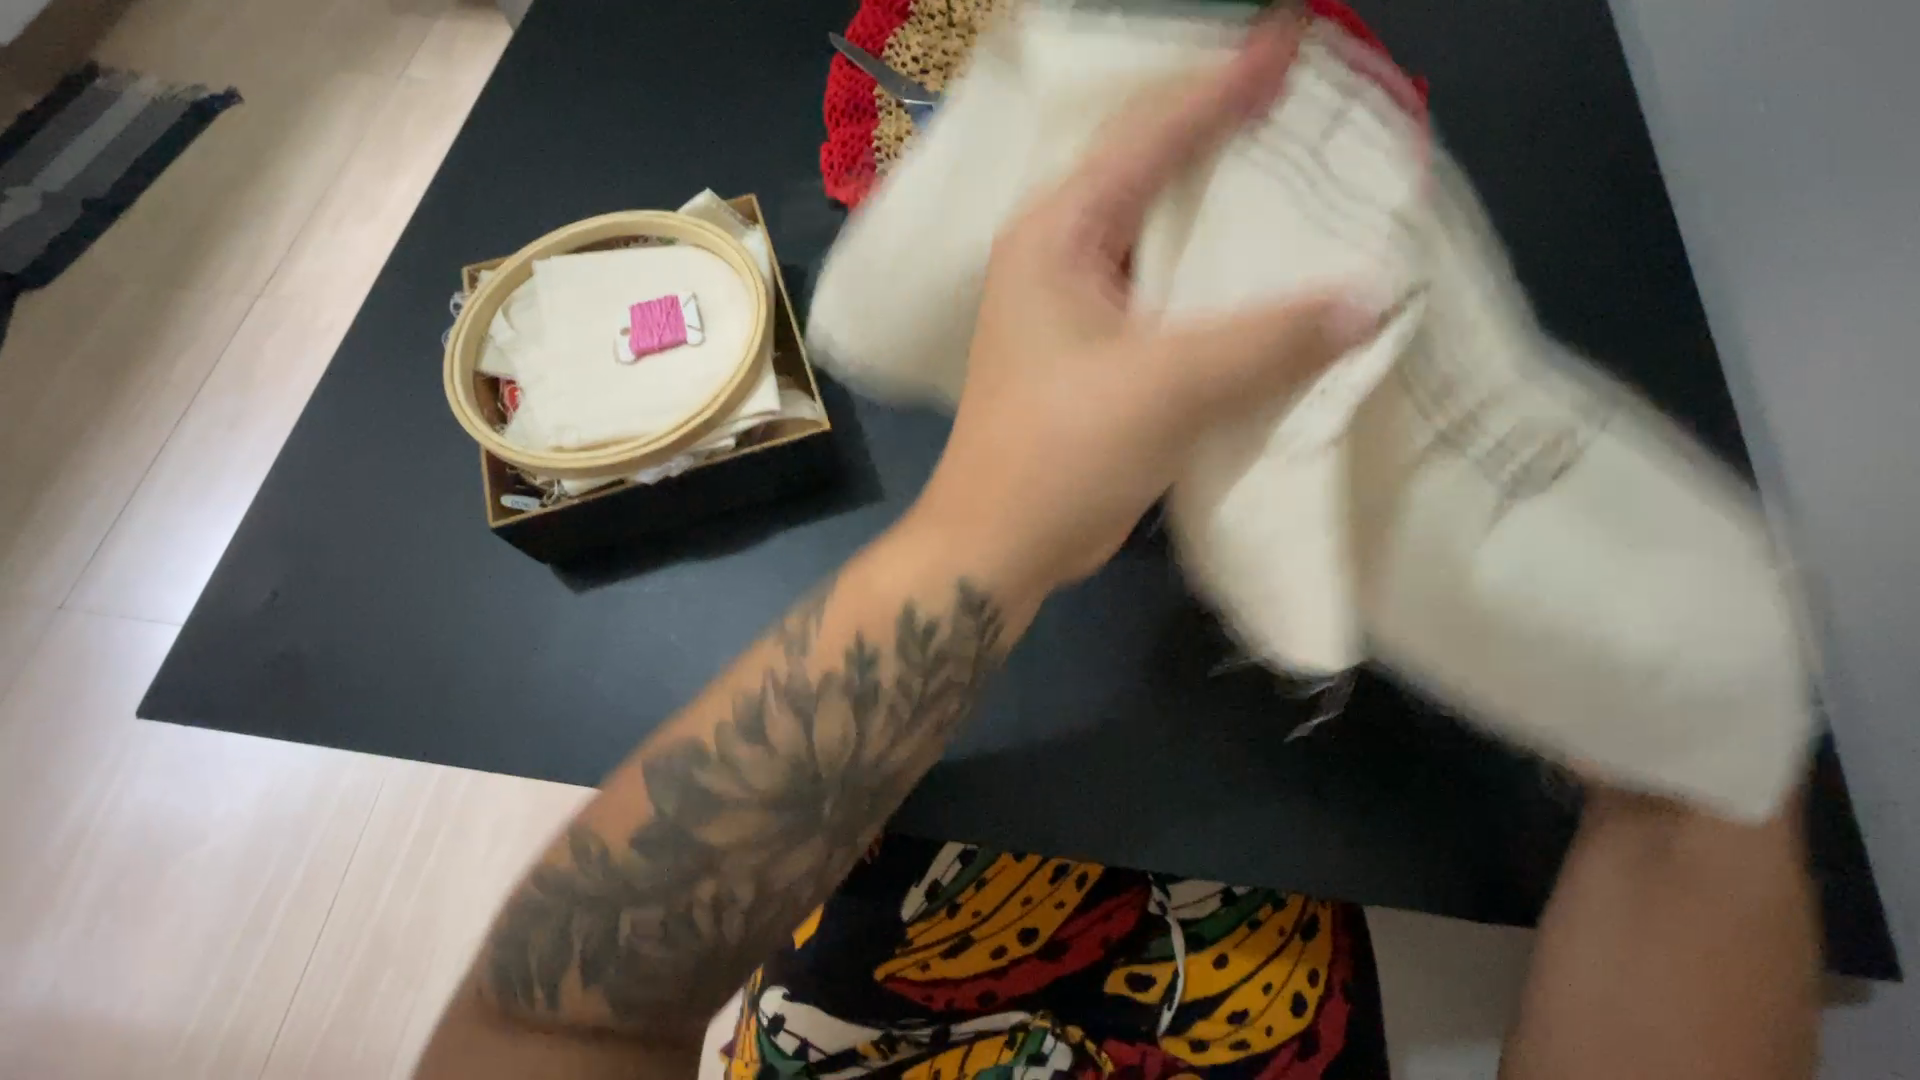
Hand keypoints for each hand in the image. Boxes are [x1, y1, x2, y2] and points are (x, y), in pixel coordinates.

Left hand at [908, 14, 1385, 595]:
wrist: (1002, 544)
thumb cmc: (1061, 454)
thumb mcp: (1168, 386)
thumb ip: (1271, 337)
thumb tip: (1375, 299)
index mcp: (1057, 235)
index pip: (1151, 136)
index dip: (1226, 87)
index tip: (1296, 40)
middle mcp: (1062, 257)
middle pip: (1157, 179)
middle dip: (1233, 147)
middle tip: (1315, 117)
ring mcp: (1078, 310)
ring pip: (1166, 244)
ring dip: (1230, 225)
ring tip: (1310, 191)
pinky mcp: (1098, 357)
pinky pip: (1170, 300)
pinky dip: (1220, 290)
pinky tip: (1274, 283)